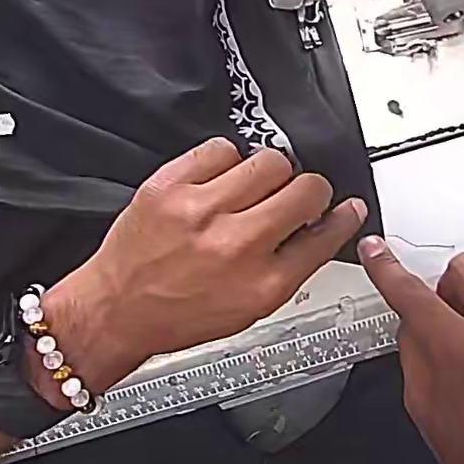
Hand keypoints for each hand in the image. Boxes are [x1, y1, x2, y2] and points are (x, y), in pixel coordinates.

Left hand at [33, 139, 365, 406]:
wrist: (116, 309)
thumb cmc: (178, 315)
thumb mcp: (248, 309)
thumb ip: (290, 268)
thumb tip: (320, 231)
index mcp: (262, 284)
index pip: (324, 237)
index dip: (342, 218)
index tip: (347, 208)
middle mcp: (236, 245)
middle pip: (305, 190)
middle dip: (310, 191)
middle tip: (295, 197)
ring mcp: (201, 211)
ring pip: (269, 161)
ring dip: (271, 173)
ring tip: (253, 189)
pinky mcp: (170, 187)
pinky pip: (221, 149)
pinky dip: (228, 160)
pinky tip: (220, 180)